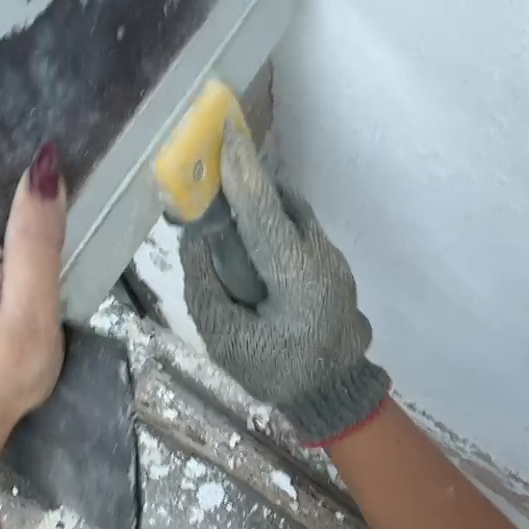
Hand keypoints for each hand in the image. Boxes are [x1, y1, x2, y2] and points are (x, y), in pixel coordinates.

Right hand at [179, 124, 389, 444]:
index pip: (264, 213)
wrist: (334, 394)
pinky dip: (272, 226)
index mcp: (297, 276)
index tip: (225, 134)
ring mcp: (333, 259)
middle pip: (280, 205)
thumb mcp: (227, 340)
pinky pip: (297, 232)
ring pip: (291, 216)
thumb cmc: (277, 372)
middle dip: (247, 186)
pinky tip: (250, 245)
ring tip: (225, 217)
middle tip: (211, 174)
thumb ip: (205, 286)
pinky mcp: (333, 264)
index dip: (242, 173)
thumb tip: (195, 240)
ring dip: (260, 209)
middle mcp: (321, 256)